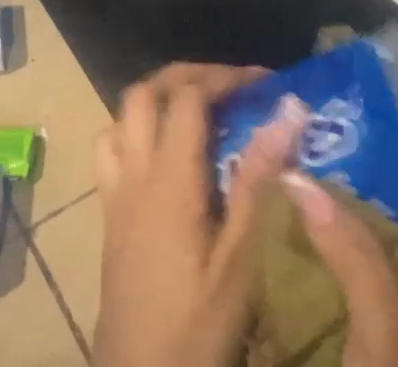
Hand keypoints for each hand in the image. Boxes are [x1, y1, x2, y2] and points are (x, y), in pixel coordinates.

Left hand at [92, 63, 308, 366]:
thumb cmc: (199, 321)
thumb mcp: (241, 256)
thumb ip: (258, 178)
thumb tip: (289, 111)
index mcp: (168, 179)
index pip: (188, 97)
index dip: (226, 77)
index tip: (267, 82)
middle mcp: (133, 174)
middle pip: (144, 93)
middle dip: (188, 75)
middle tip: (233, 87)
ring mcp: (114, 194)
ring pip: (120, 117)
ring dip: (158, 100)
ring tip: (200, 114)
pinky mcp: (108, 215)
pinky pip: (112, 149)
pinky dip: (137, 131)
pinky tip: (169, 157)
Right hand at [281, 172, 397, 366]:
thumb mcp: (386, 324)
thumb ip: (353, 250)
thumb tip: (298, 175)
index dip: (369, 170)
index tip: (322, 140)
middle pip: (371, 232)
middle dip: (329, 202)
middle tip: (283, 160)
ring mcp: (386, 323)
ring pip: (343, 263)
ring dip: (309, 237)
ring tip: (268, 191)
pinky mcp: (353, 348)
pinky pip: (324, 297)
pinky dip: (299, 276)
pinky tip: (266, 249)